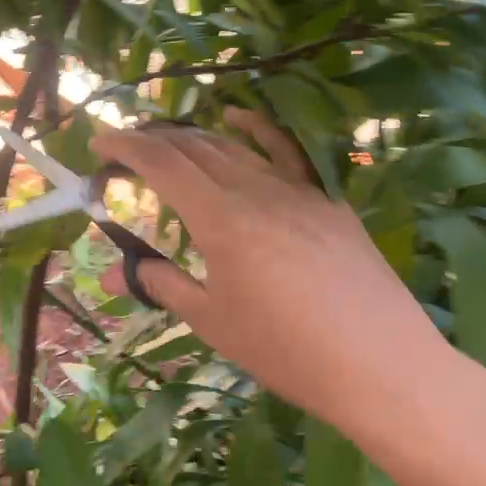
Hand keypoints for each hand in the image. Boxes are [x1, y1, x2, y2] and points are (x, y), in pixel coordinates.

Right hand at [93, 110, 443, 427]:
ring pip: (231, 146)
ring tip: (163, 143)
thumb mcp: (213, 322)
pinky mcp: (325, 200)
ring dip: (189, 138)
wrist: (387, 370)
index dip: (123, 146)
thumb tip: (109, 273)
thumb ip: (161, 285)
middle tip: (123, 153)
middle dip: (149, 141)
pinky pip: (285, 152)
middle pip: (190, 147)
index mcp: (220, 219)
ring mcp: (295, 191)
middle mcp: (253, 191)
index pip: (160, 163)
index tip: (97, 145)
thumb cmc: (289, 352)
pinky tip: (237, 115)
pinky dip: (257, 127)